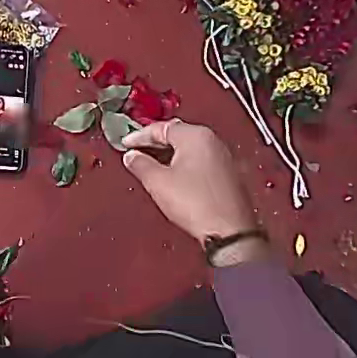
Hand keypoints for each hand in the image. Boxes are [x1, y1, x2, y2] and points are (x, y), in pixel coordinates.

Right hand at [122, 120, 265, 262]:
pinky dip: (183, 165)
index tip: (128, 143)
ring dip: (169, 155)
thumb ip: (140, 164)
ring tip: (151, 167)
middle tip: (137, 152)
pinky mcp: (227, 174)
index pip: (161, 127)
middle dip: (154, 144)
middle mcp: (212, 141)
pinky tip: (173, 179)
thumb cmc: (199, 204)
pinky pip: (199, 162)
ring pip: (188, 149)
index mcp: (195, 136)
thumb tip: (132, 156)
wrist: (228, 230)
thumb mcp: (157, 182)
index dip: (140, 135)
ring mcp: (222, 157)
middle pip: (177, 135)